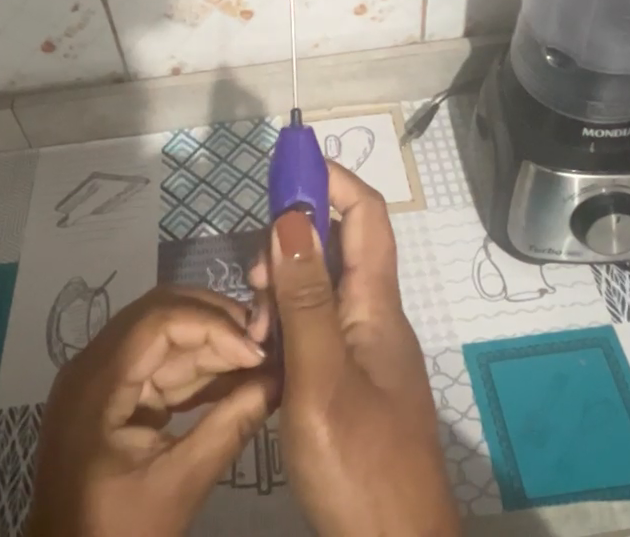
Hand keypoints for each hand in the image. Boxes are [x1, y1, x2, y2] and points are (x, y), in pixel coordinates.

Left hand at [28, 286, 276, 535]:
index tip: (257, 351)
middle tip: (265, 340)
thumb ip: (229, 427)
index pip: (160, 319)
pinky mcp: (114, 398)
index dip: (213, 324)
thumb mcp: (178, 485)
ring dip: (213, 342)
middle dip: (216, 321)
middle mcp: (93, 366)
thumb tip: (279, 380)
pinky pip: (161, 366)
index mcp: (96, 382)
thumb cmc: (114, 532)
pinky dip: (200, 368)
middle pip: (160, 314)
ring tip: (261, 356)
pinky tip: (239, 375)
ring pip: (164, 336)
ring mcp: (101, 380)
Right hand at [250, 163, 459, 536]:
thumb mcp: (321, 377)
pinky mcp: (347, 382)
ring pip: (319, 293)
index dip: (331, 181)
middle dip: (290, 246)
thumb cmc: (360, 462)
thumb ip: (305, 299)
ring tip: (253, 336)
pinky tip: (262, 360)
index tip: (285, 166)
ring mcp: (361, 352)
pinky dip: (284, 332)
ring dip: (282, 295)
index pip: (366, 215)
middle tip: (253, 287)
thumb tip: (290, 217)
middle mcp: (372, 318)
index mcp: (376, 305)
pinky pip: (314, 333)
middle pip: (336, 249)